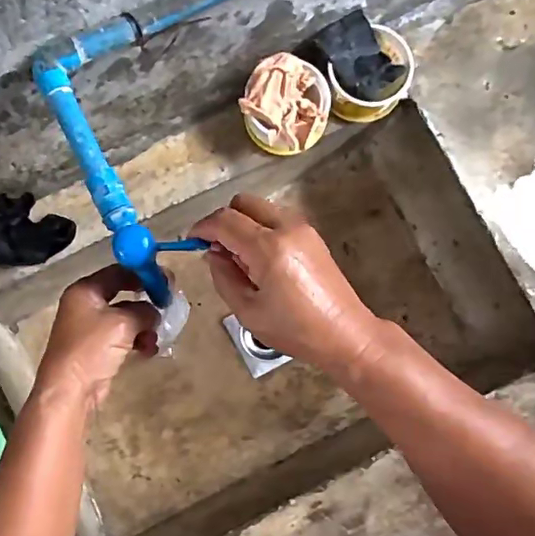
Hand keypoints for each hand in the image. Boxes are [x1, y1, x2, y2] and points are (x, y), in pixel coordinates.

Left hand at [33, 266, 159, 411]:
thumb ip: (144, 311)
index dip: (144, 274)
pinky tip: (148, 350)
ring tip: (155, 337)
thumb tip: (155, 311)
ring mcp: (90, 328)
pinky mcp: (96, 348)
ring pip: (126, 318)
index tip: (167, 281)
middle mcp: (85, 305)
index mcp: (85, 291)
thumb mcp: (123, 323)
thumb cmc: (91, 349)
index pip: (118, 272)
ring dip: (144, 325)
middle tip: (168, 305)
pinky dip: (137, 340)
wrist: (70, 391)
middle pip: (123, 294)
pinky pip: (123, 337)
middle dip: (146, 302)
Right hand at [191, 194, 384, 375]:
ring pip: (260, 208)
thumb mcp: (248, 310)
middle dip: (222, 221)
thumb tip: (213, 254)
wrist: (344, 332)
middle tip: (216, 250)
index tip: (191, 242)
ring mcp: (302, 228)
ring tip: (240, 260)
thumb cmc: (294, 329)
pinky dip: (259, 229)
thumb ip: (224, 276)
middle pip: (242, 203)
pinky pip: (275, 219)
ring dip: (242, 224)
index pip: (225, 221)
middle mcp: (287, 228)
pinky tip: (260, 261)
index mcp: (268, 248)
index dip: (202, 228)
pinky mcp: (311, 235)